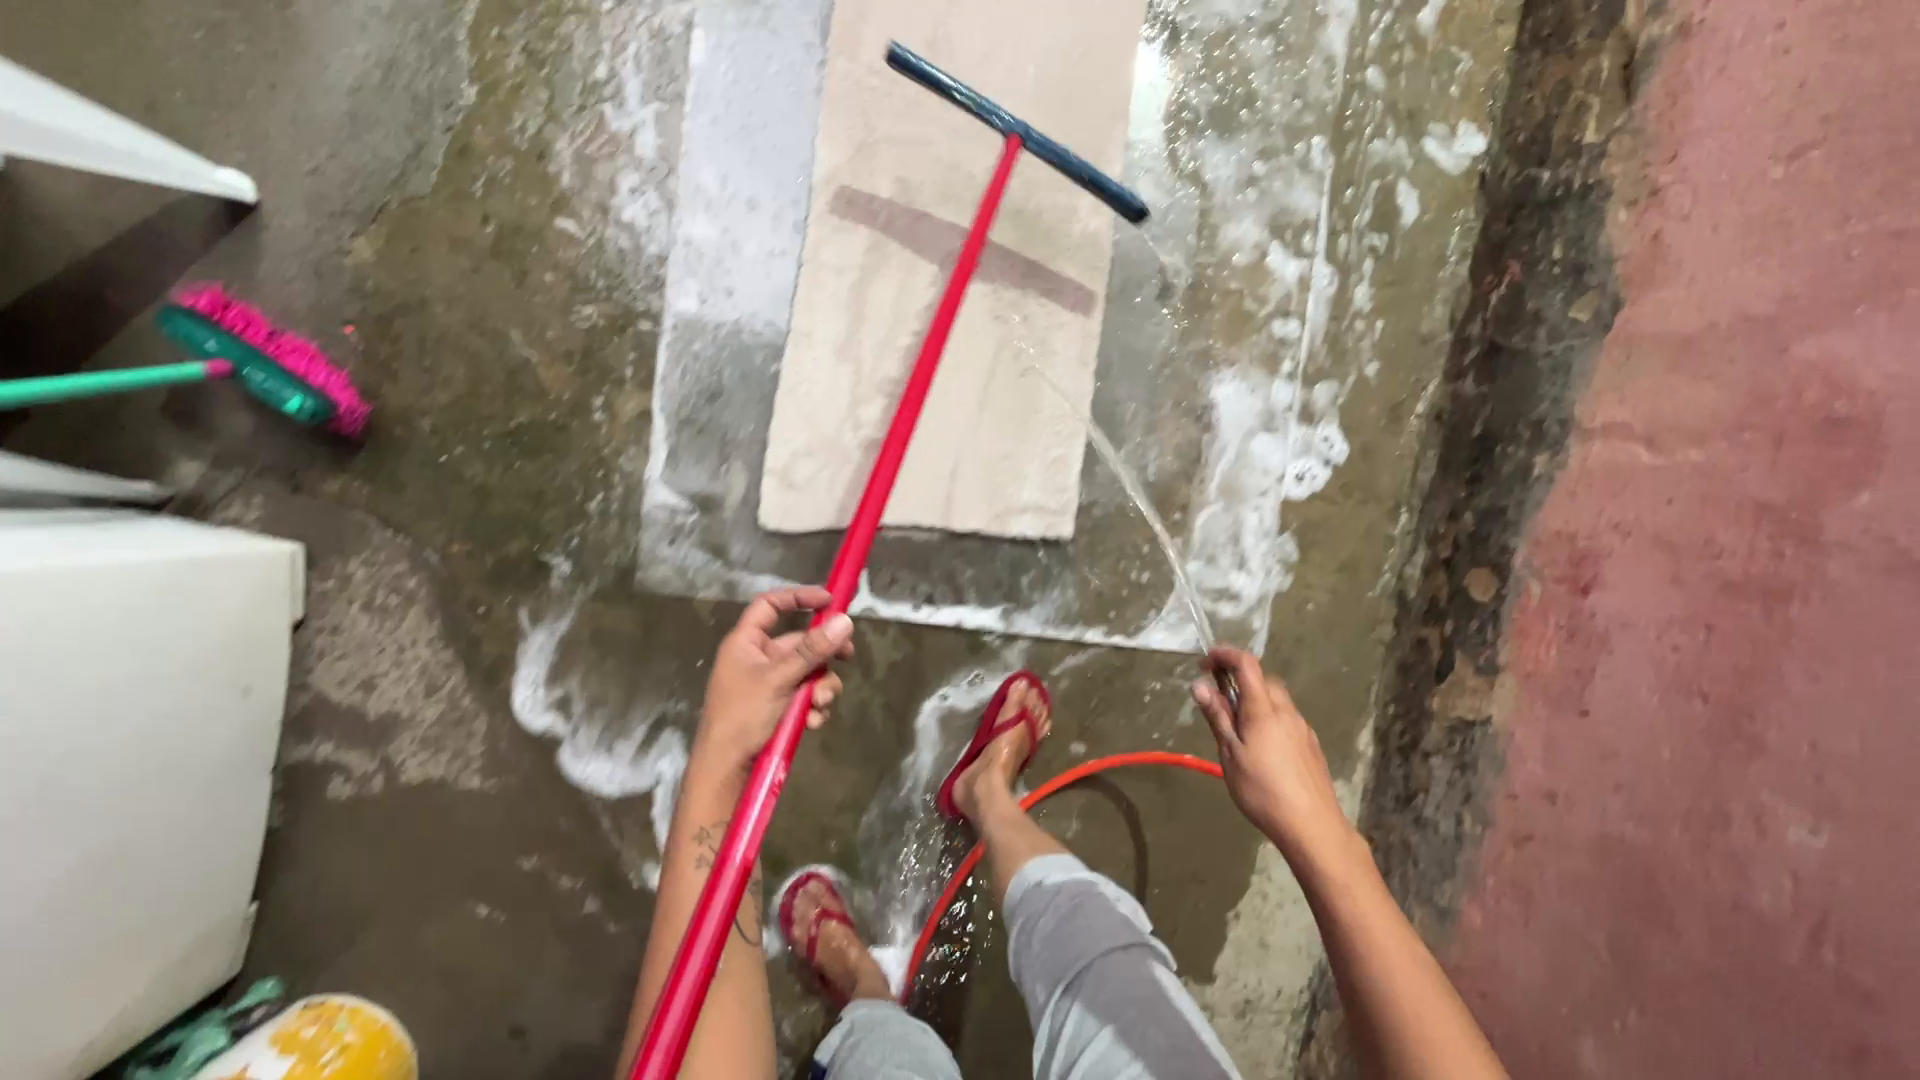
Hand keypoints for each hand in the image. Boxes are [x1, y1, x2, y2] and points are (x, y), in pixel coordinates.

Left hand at [699, 586, 854, 768]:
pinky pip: (806, 697)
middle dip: (823, 653)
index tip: (830, 601)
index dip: (799, 597)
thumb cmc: (743, 716)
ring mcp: (770, 685)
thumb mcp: (779, 679)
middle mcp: (758, 659)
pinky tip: (811, 722)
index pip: (771, 605)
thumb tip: (845, 619)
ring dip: (821, 687)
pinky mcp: (780, 708)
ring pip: (809, 672)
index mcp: (746, 643)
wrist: (726, 772)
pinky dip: (813, 707)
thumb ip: (812, 650)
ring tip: (819, 704)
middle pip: (800, 642)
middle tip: (847, 655)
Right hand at [1192, 648, 1355, 863]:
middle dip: (1239, 678)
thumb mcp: (1230, 754)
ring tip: (1237, 726)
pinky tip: (1261, 746)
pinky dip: (1269, 717)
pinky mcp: (1311, 745)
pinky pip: (1287, 718)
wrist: (1312, 826)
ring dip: (1255, 698)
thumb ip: (1218, 717)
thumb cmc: (1262, 790)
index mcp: (1263, 710)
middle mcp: (1286, 712)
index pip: (1247, 664)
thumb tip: (1201, 684)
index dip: (1225, 655)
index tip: (1205, 664)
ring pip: (1277, 699)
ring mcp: (1302, 728)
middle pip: (1264, 679)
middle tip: (1218, 699)